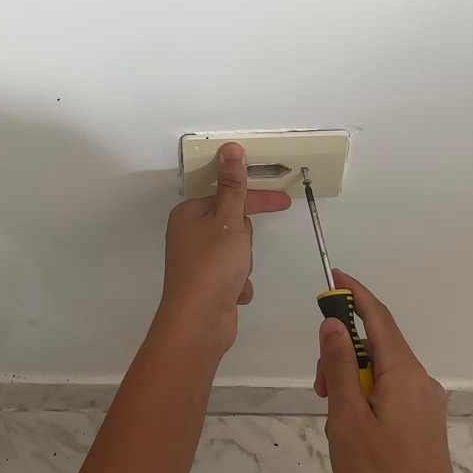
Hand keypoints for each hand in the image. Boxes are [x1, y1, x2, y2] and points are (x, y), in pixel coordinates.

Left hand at [156, 142, 290, 353]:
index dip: (257, 199)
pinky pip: (232, 274)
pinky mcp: (205, 284)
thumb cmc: (213, 266)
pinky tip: (234, 293)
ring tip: (235, 276)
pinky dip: (238, 282)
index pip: (229, 196)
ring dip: (243, 263)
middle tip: (240, 253)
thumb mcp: (228, 220)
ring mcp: (196, 260)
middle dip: (245, 239)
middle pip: (234, 224)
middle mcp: (188, 234)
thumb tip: (231, 149)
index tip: (284, 200)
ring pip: (236, 250)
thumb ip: (233, 185)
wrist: (199, 323)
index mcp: (189, 214)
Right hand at [316, 270, 455, 472]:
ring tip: (335, 418)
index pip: (379, 317)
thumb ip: (339, 365)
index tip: (334, 275)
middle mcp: (422, 384)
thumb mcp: (348, 419)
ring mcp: (427, 407)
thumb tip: (334, 323)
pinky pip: (391, 394)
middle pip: (378, 346)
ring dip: (352, 380)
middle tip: (320, 386)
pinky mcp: (426, 429)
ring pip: (382, 372)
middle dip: (344, 353)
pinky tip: (353, 429)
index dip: (355, 293)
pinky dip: (366, 396)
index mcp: (405, 374)